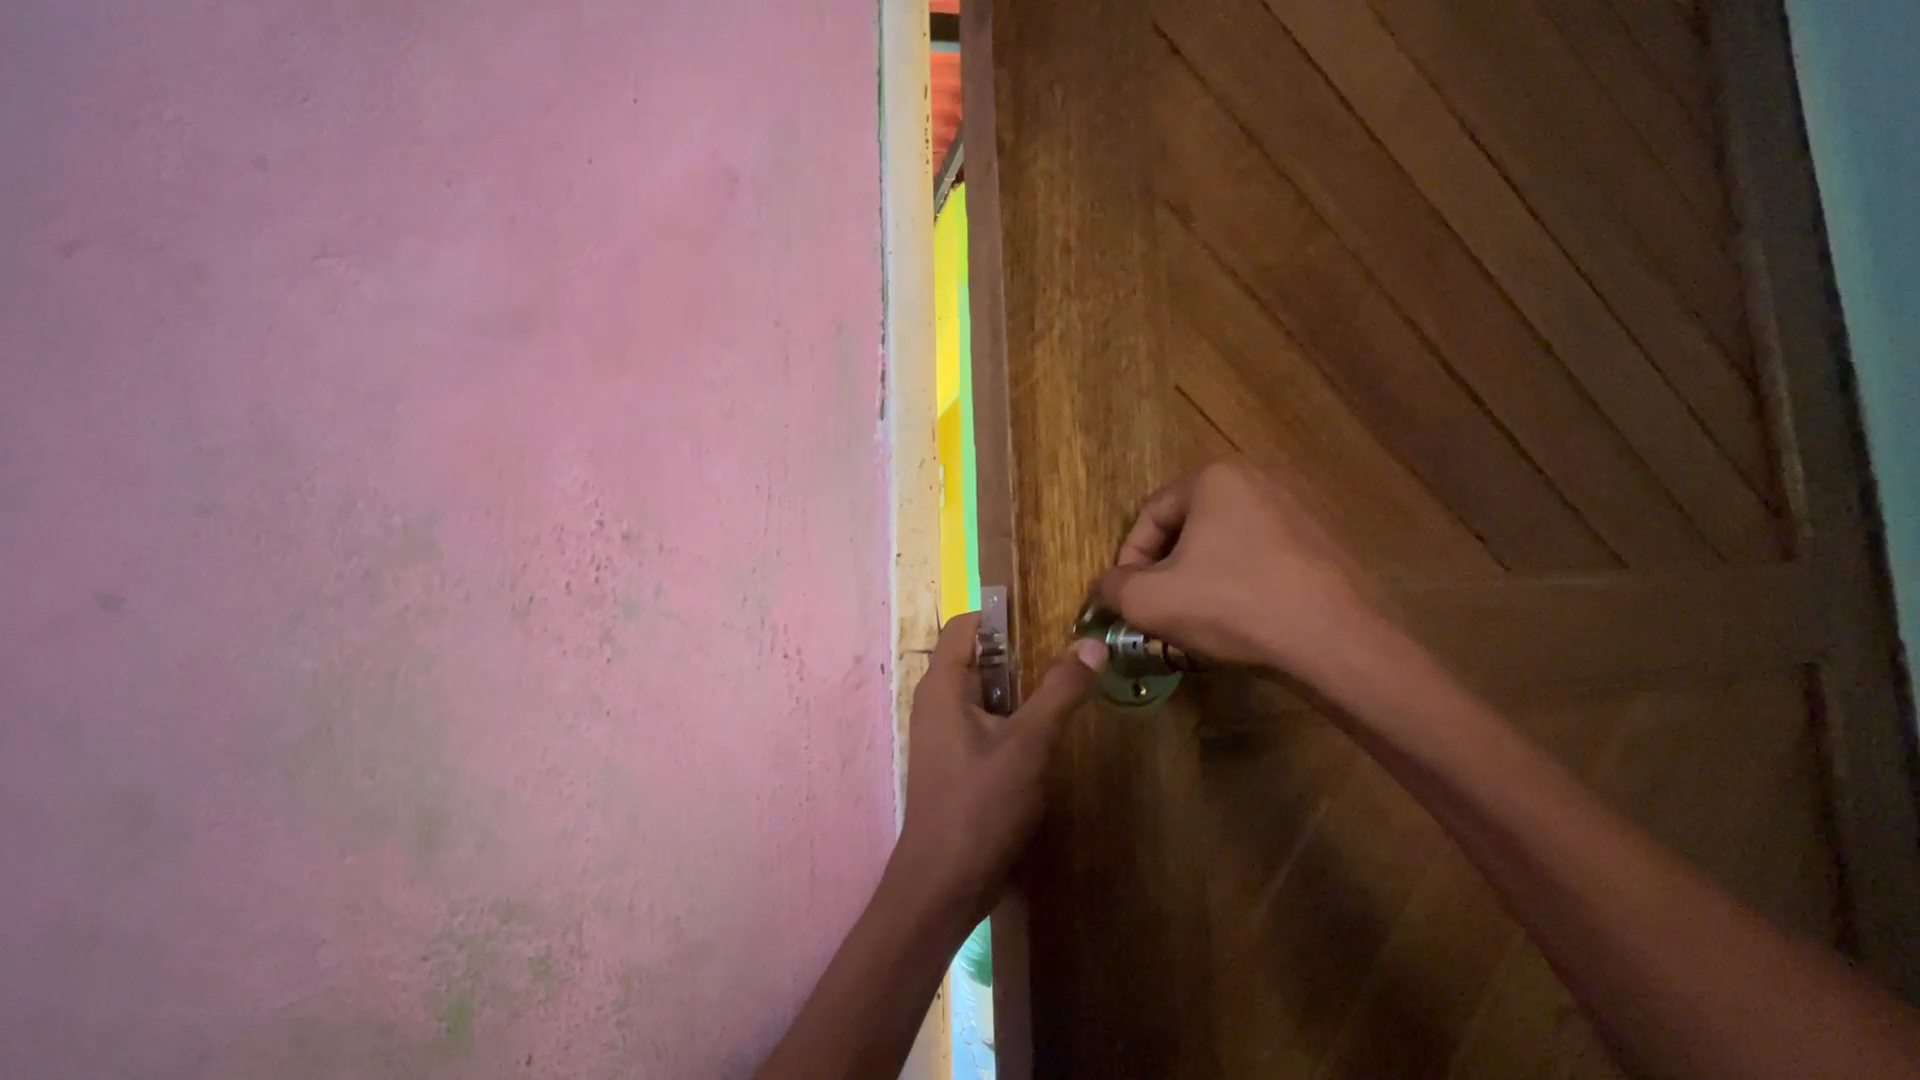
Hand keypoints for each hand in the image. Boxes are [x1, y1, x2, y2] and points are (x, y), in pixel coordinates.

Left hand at [893, 613, 1107, 920]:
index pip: (966, 625)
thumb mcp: (1027, 744)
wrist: (943, 884)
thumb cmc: (978, 805)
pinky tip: (1050, 736)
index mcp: (942, 686)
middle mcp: (938, 703)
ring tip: (1073, 690)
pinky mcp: (960, 765)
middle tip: (1075, 656)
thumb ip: (1060, 691)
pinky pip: (989, 726)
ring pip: (989, 695)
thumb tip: (1092, 643)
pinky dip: (1017, 721)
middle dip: (1025, 655)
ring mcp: (947, 736)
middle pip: (981, 658)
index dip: (1004, 617)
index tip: (1051, 623)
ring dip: (1025, 691)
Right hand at [1096, 457, 1381, 680]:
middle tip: (1160, 608)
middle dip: (1166, 568)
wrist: (1332, 638)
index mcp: (1213, 477)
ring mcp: (1296, 505)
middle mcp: (1257, 477)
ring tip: (1199, 616)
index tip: (1128, 599)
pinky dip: (1241, 580)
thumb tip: (1109, 586)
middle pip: (1188, 526)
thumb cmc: (1231, 605)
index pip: (1149, 515)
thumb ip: (1113, 587)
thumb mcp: (1149, 601)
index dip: (1128, 560)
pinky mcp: (1322, 538)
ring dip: (1201, 575)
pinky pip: (1262, 555)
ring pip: (1225, 542)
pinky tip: (1242, 615)